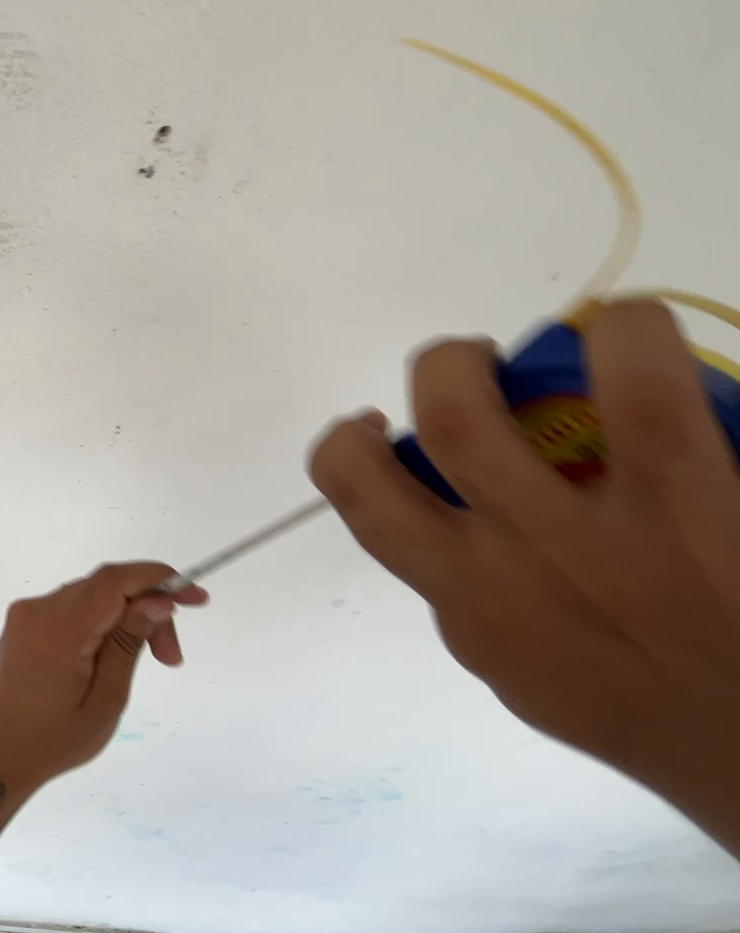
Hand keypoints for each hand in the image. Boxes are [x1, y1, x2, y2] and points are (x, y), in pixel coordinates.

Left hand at [0, 563, 208, 794]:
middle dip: (147, 608)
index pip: (113, 581)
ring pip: (89, 596)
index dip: (158, 579)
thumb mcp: (107, 697)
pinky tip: (114, 652)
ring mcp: (26, 614)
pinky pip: (70, 607)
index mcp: (58, 628)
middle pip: (104, 587)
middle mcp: (37, 609)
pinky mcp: (22, 622)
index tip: (197, 597)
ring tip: (151, 658)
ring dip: (125, 616)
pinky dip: (99, 620)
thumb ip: (130, 642)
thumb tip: (157, 600)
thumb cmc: (56, 738)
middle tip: (171, 656)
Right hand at [309, 299, 739, 850]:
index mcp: (459, 597)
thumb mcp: (519, 671)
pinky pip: (637, 390)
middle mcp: (493, 560)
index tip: (377, 431)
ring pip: (464, 414)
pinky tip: (634, 331)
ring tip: (519, 347)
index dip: (349, 448)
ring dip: (463, 363)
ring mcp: (582, 530)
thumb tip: (453, 546)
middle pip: (381, 457)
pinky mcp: (692, 497)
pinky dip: (627, 337)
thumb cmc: (647, 711)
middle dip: (412, 392)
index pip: (361, 502)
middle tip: (459, 369)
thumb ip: (470, 607)